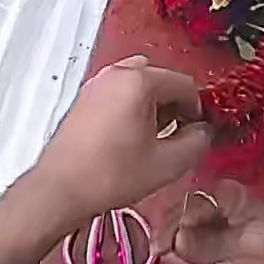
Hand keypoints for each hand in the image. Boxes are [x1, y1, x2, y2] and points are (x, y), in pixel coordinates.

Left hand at [26, 55, 210, 226]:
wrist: (61, 189)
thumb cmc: (111, 175)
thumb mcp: (167, 163)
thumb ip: (196, 142)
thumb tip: (202, 132)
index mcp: (139, 81)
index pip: (184, 84)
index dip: (196, 109)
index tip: (195, 132)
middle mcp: (117, 73)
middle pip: (160, 78)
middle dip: (174, 103)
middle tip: (176, 132)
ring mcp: (97, 83)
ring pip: (138, 82)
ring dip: (153, 102)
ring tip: (153, 134)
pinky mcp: (84, 97)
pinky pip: (118, 90)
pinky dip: (131, 104)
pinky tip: (130, 135)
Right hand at [164, 181, 263, 263]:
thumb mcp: (253, 245)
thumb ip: (214, 241)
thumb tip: (179, 241)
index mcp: (230, 195)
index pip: (194, 198)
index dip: (178, 216)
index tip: (168, 237)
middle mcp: (214, 207)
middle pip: (179, 213)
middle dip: (170, 234)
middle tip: (162, 253)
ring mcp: (207, 229)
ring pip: (175, 233)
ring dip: (175, 251)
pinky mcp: (202, 251)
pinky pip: (180, 252)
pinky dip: (181, 263)